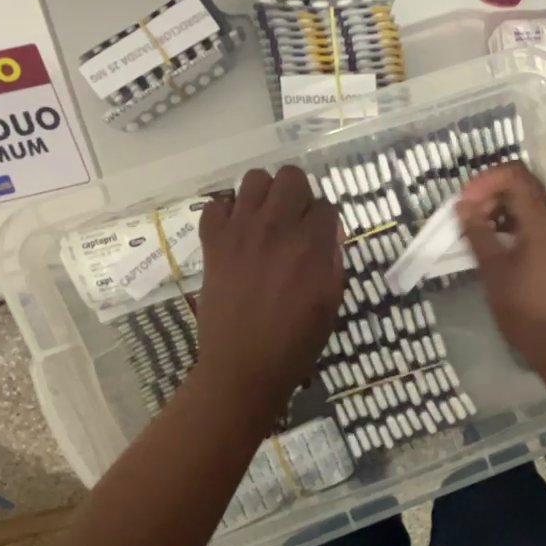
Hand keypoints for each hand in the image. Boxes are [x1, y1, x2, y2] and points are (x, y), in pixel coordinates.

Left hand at [195, 166, 342, 416]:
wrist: (244, 367)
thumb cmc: (296, 343)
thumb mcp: (330, 303)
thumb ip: (332, 262)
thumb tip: (327, 235)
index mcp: (312, 247)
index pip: (327, 206)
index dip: (325, 221)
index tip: (320, 239)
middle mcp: (277, 229)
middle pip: (291, 178)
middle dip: (298, 195)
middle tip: (294, 222)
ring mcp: (240, 231)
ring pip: (254, 179)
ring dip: (264, 196)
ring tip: (265, 222)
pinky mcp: (213, 242)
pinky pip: (217, 204)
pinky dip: (227, 213)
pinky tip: (236, 234)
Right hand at [457, 163, 545, 373]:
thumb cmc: (524, 309)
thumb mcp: (493, 269)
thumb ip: (477, 232)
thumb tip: (464, 207)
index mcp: (545, 218)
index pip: (515, 174)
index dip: (484, 181)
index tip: (464, 204)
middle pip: (525, 186)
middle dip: (492, 195)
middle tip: (468, 219)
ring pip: (534, 204)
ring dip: (504, 210)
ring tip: (479, 233)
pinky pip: (543, 223)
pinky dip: (519, 224)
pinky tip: (500, 246)